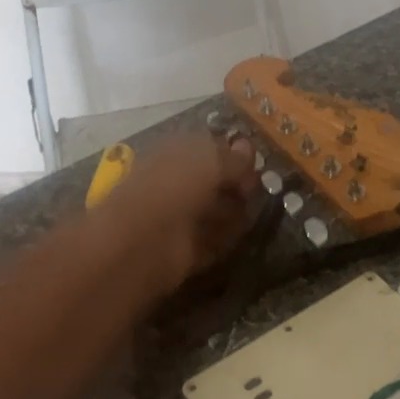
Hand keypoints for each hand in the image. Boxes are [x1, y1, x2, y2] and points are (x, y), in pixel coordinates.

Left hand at [91, 132, 260, 291]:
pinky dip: (225, 238)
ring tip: (250, 213)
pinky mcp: (183, 249)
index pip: (210, 149)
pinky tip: (239, 235)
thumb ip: (235, 158)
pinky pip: (212, 240)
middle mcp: (175, 182)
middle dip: (237, 186)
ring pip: (215, 210)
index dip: (235, 155)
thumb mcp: (211, 160)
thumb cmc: (176, 187)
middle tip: (256, 192)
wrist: (143, 241)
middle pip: (214, 181)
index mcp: (175, 152)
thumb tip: (249, 151)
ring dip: (234, 212)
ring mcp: (178, 217)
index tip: (256, 165)